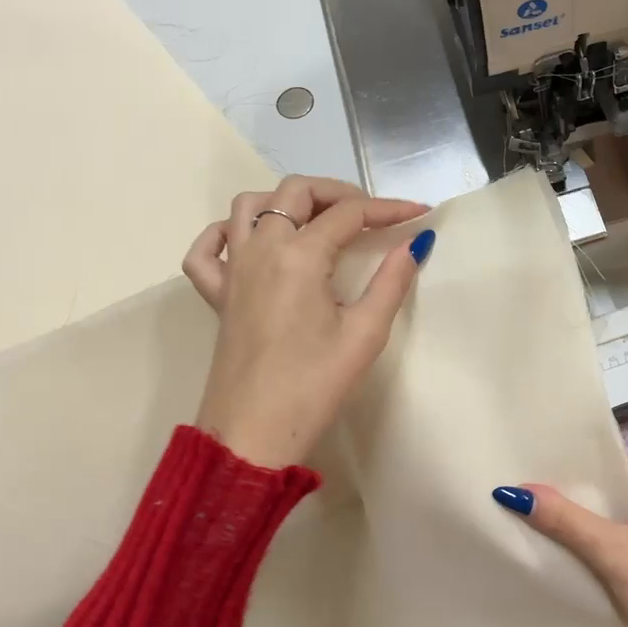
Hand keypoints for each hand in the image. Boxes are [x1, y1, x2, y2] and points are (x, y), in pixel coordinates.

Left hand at [181, 175, 431, 468]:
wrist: (253, 435)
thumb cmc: (314, 386)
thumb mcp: (365, 333)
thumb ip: (392, 280)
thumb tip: (416, 242)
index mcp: (300, 255)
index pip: (349, 213)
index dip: (388, 208)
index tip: (420, 213)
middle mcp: (262, 249)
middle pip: (296, 191)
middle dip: (338, 192)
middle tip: (370, 214)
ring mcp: (233, 270)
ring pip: (248, 206)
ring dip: (285, 201)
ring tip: (317, 221)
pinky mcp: (217, 295)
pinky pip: (207, 249)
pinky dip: (224, 233)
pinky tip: (251, 243)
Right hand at [497, 457, 627, 626]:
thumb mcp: (613, 551)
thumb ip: (565, 519)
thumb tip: (513, 491)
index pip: (605, 465)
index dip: (568, 474)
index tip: (527, 480)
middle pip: (607, 489)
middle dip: (573, 501)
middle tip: (524, 504)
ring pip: (612, 514)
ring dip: (584, 525)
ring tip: (537, 524)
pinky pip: (622, 533)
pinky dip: (599, 542)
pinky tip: (569, 549)